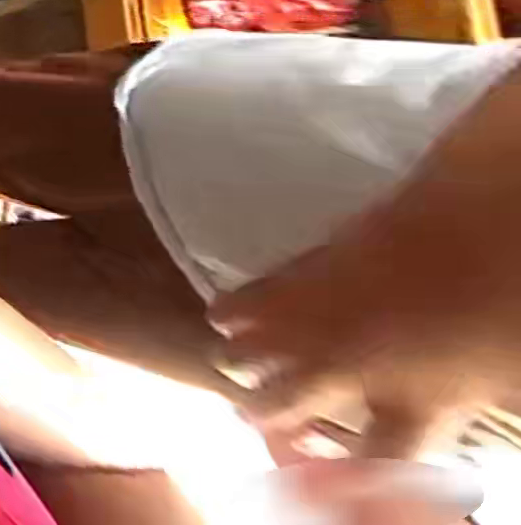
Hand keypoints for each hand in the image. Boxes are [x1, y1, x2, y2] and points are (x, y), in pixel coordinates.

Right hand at [210, 165, 520, 459]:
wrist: (474, 230)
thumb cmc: (511, 311)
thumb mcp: (507, 381)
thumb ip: (456, 406)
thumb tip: (426, 430)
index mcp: (416, 403)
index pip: (374, 466)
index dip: (351, 486)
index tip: (334, 490)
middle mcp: (341, 369)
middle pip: (273, 408)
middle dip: (266, 422)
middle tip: (269, 424)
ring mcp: (300, 320)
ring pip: (232, 358)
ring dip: (240, 370)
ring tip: (248, 369)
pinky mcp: (278, 281)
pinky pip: (227, 309)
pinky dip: (229, 322)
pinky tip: (239, 323)